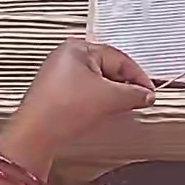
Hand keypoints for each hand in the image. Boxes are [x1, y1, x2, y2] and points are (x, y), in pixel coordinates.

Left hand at [0, 40, 154, 160]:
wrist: (35, 136)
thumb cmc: (63, 110)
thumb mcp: (109, 98)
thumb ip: (134, 94)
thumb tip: (147, 94)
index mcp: (79, 48)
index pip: (120, 58)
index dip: (138, 76)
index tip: (149, 92)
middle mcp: (67, 57)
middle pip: (109, 68)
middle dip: (125, 86)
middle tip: (138, 100)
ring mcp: (60, 75)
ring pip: (98, 81)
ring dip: (113, 94)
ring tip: (120, 107)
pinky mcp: (56, 92)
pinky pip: (86, 91)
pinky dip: (98, 100)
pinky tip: (101, 111)